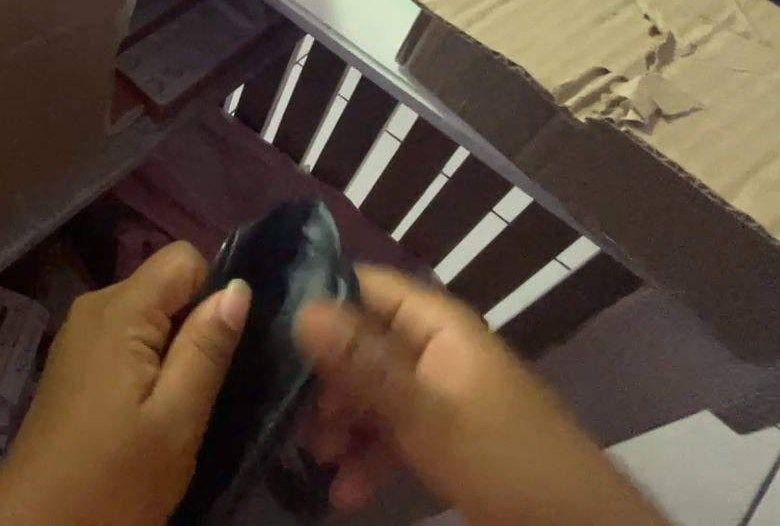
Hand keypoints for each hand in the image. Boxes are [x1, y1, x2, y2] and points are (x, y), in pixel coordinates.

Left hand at [0, 242, 250, 525]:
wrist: (39, 521)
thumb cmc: (116, 476)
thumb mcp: (176, 418)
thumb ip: (206, 348)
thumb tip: (239, 286)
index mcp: (120, 307)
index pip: (182, 257)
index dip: (214, 291)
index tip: (225, 346)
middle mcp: (95, 304)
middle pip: (164, 283)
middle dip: (195, 322)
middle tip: (207, 387)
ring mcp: (80, 330)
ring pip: (146, 310)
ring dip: (172, 346)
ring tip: (181, 404)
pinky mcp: (74, 357)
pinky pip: (124, 334)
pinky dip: (147, 359)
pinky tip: (149, 408)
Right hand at [294, 265, 668, 525]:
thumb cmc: (509, 465)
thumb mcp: (427, 414)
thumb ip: (361, 362)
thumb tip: (299, 308)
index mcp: (437, 327)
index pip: (364, 286)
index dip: (318, 299)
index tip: (270, 324)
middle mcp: (435, 351)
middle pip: (360, 343)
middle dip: (324, 379)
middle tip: (290, 410)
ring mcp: (440, 396)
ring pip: (372, 392)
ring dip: (341, 424)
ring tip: (314, 458)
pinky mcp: (446, 439)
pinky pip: (393, 433)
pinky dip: (368, 457)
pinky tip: (345, 493)